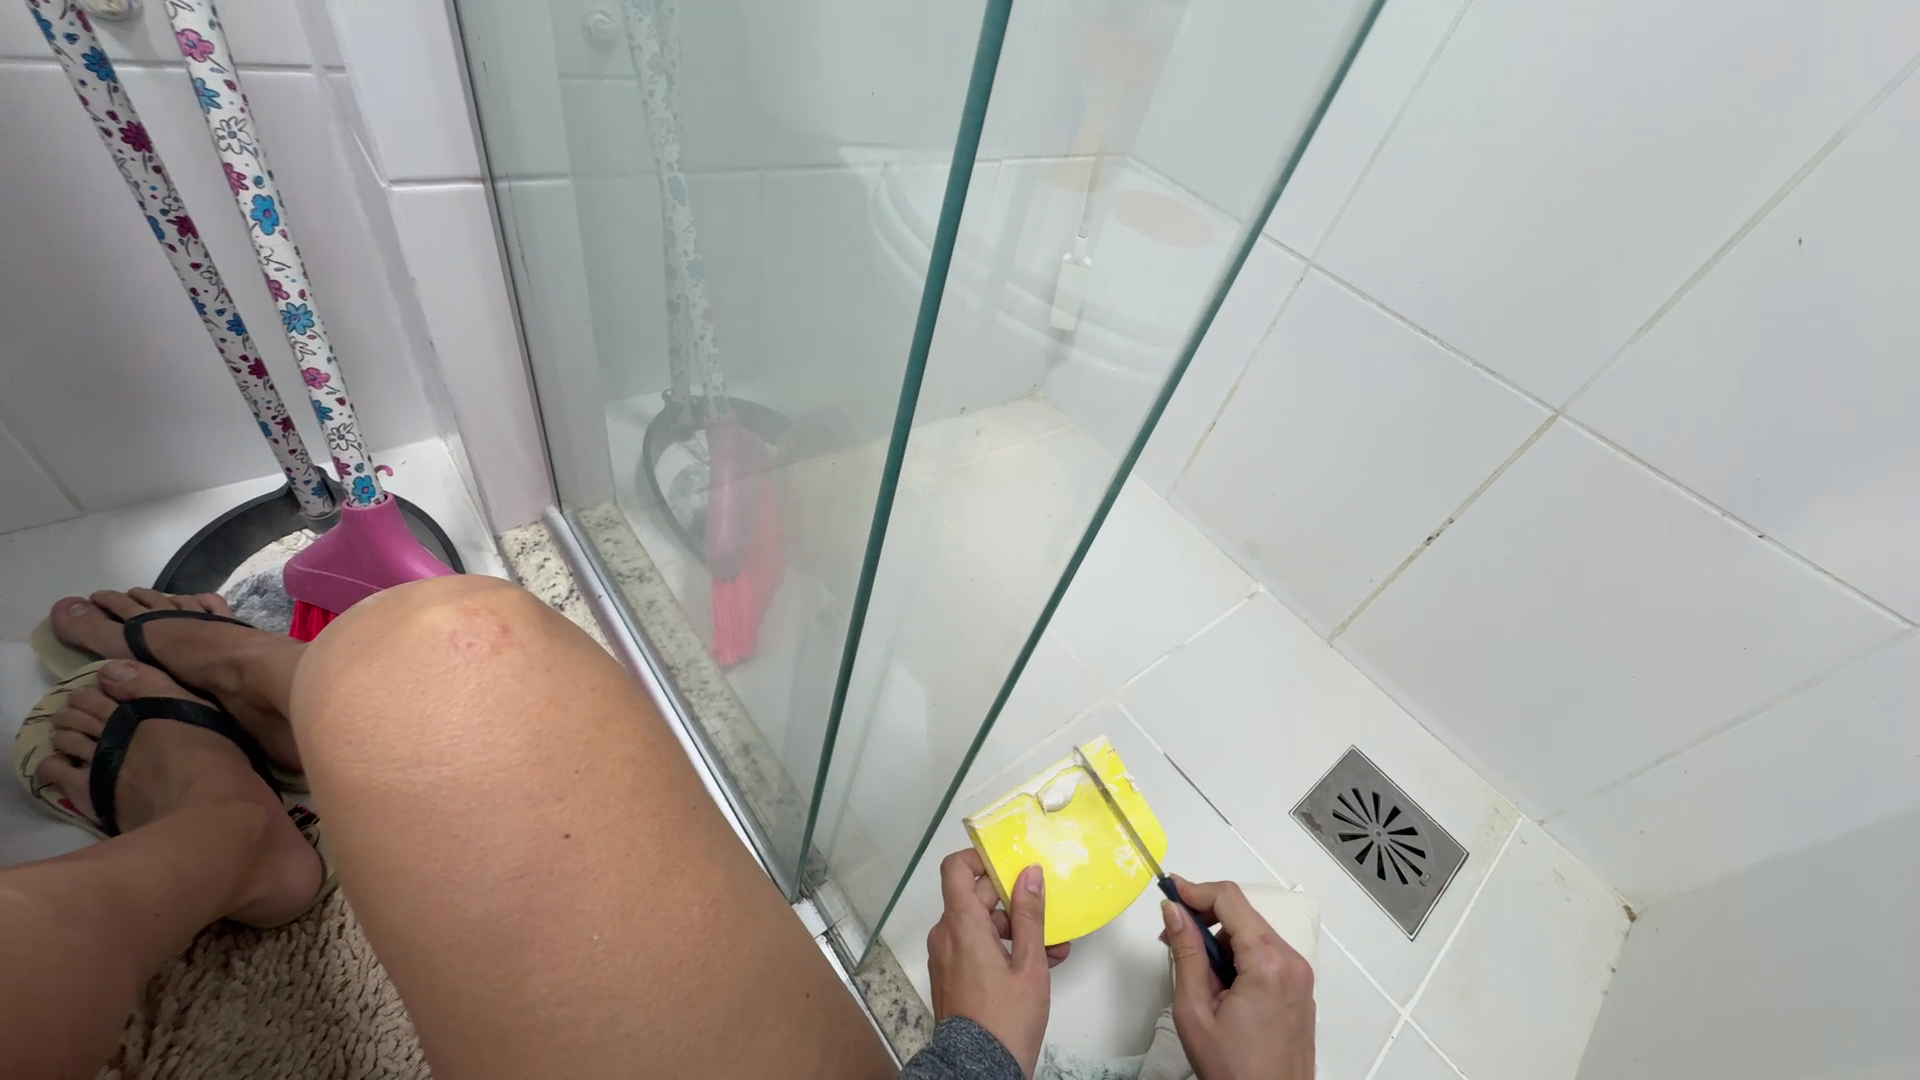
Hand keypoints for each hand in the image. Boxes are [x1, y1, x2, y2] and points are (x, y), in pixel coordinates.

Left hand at [925, 850, 1069, 1077]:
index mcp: (961, 923)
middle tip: (1048, 911)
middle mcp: (946, 934)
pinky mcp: (951, 976)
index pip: (956, 868)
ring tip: (1054, 948)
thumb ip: (1029, 914)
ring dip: (1014, 929)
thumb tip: (1030, 872)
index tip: (1008, 863)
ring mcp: (946, 956)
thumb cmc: (1006, 1017)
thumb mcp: (1028, 963)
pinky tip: (1037, 964)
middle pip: (974, 897)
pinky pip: (975, 947)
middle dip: (1012, 901)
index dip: (979, 858)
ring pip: (980, 925)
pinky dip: (1002, 948)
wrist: (978, 1074)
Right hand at [1162, 877, 1314, 1079]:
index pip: (1229, 899)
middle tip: (1171, 935)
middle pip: (1242, 912)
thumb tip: (1174, 909)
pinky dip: (1238, 953)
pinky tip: (1218, 981)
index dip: (1196, 889)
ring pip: (1252, 932)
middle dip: (1204, 915)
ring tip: (1194, 968)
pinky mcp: (1300, 992)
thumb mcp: (1195, 1011)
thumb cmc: (1231, 1070)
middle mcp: (1291, 962)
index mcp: (1268, 962)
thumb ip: (1185, 952)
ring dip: (1219, 937)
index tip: (1168, 891)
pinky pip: (1265, 954)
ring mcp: (1300, 978)